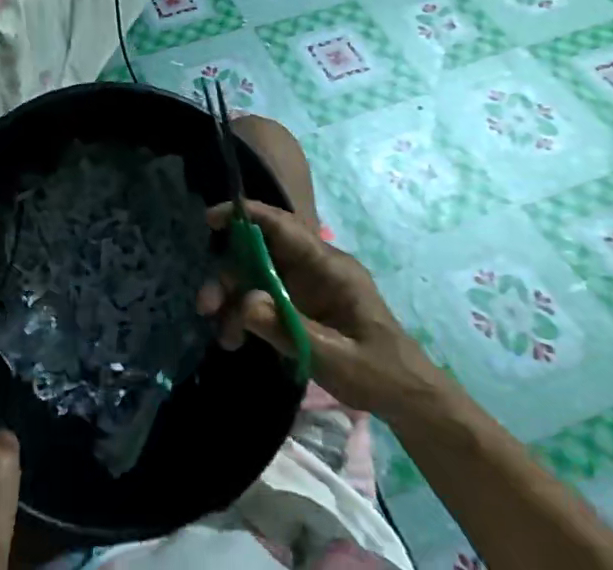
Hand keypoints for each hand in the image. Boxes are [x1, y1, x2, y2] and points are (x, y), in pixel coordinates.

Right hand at [198, 200, 441, 419]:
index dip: (248, 216)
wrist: (405, 395)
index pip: (283, 227)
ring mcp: (308, 286)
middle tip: (206, 306)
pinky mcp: (303, 305)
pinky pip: (266, 296)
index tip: (212, 220)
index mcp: (329, 267)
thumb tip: (244, 302)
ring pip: (259, 275)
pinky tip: (237, 340)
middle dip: (230, 274)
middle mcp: (315, 268)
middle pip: (262, 253)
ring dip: (235, 299)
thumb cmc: (377, 371)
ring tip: (225, 337)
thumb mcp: (333, 356)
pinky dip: (247, 313)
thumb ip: (288, 328)